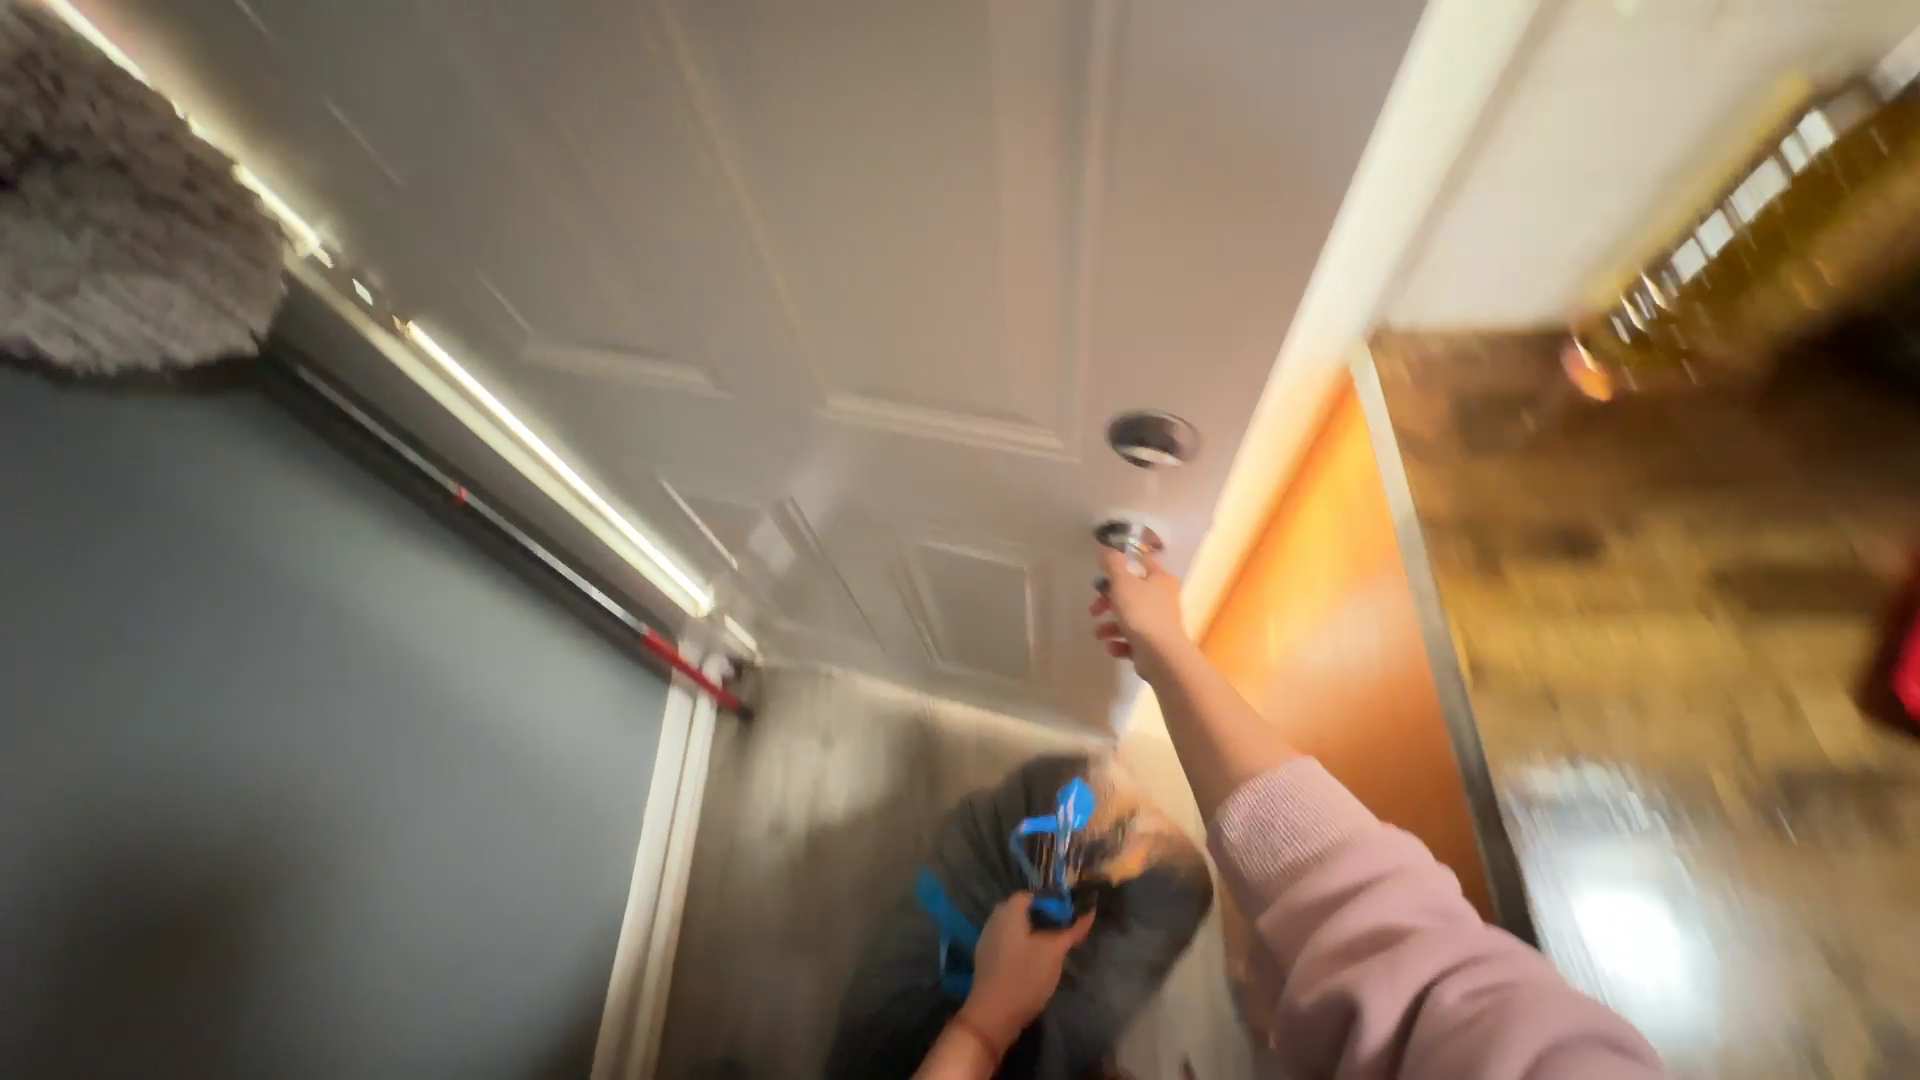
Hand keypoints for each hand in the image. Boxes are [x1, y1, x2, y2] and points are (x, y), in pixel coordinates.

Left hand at [960, 893, 1095, 1049]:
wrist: (992, 1016)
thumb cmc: (1025, 976)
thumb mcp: (1054, 952)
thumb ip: (1072, 931)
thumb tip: (1090, 912)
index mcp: (1008, 911)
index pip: (1033, 896)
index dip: (1053, 904)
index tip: (1069, 919)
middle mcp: (995, 919)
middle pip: (1023, 911)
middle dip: (1044, 919)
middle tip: (1063, 934)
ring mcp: (987, 939)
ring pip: (1015, 928)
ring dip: (1034, 934)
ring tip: (1052, 950)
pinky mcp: (986, 959)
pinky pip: (1007, 943)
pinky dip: (1022, 947)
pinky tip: (1033, 963)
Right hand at [1089, 549, 1190, 668]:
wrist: (1161, 655)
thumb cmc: (1142, 613)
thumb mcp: (1123, 582)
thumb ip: (1113, 563)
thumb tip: (1106, 548)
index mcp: (1160, 579)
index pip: (1141, 562)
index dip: (1121, 564)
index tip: (1102, 572)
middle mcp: (1163, 598)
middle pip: (1130, 593)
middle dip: (1107, 602)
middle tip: (1094, 609)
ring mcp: (1160, 623)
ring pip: (1129, 618)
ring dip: (1110, 626)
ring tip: (1100, 634)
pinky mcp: (1154, 644)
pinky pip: (1132, 639)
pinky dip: (1120, 642)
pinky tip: (1113, 647)